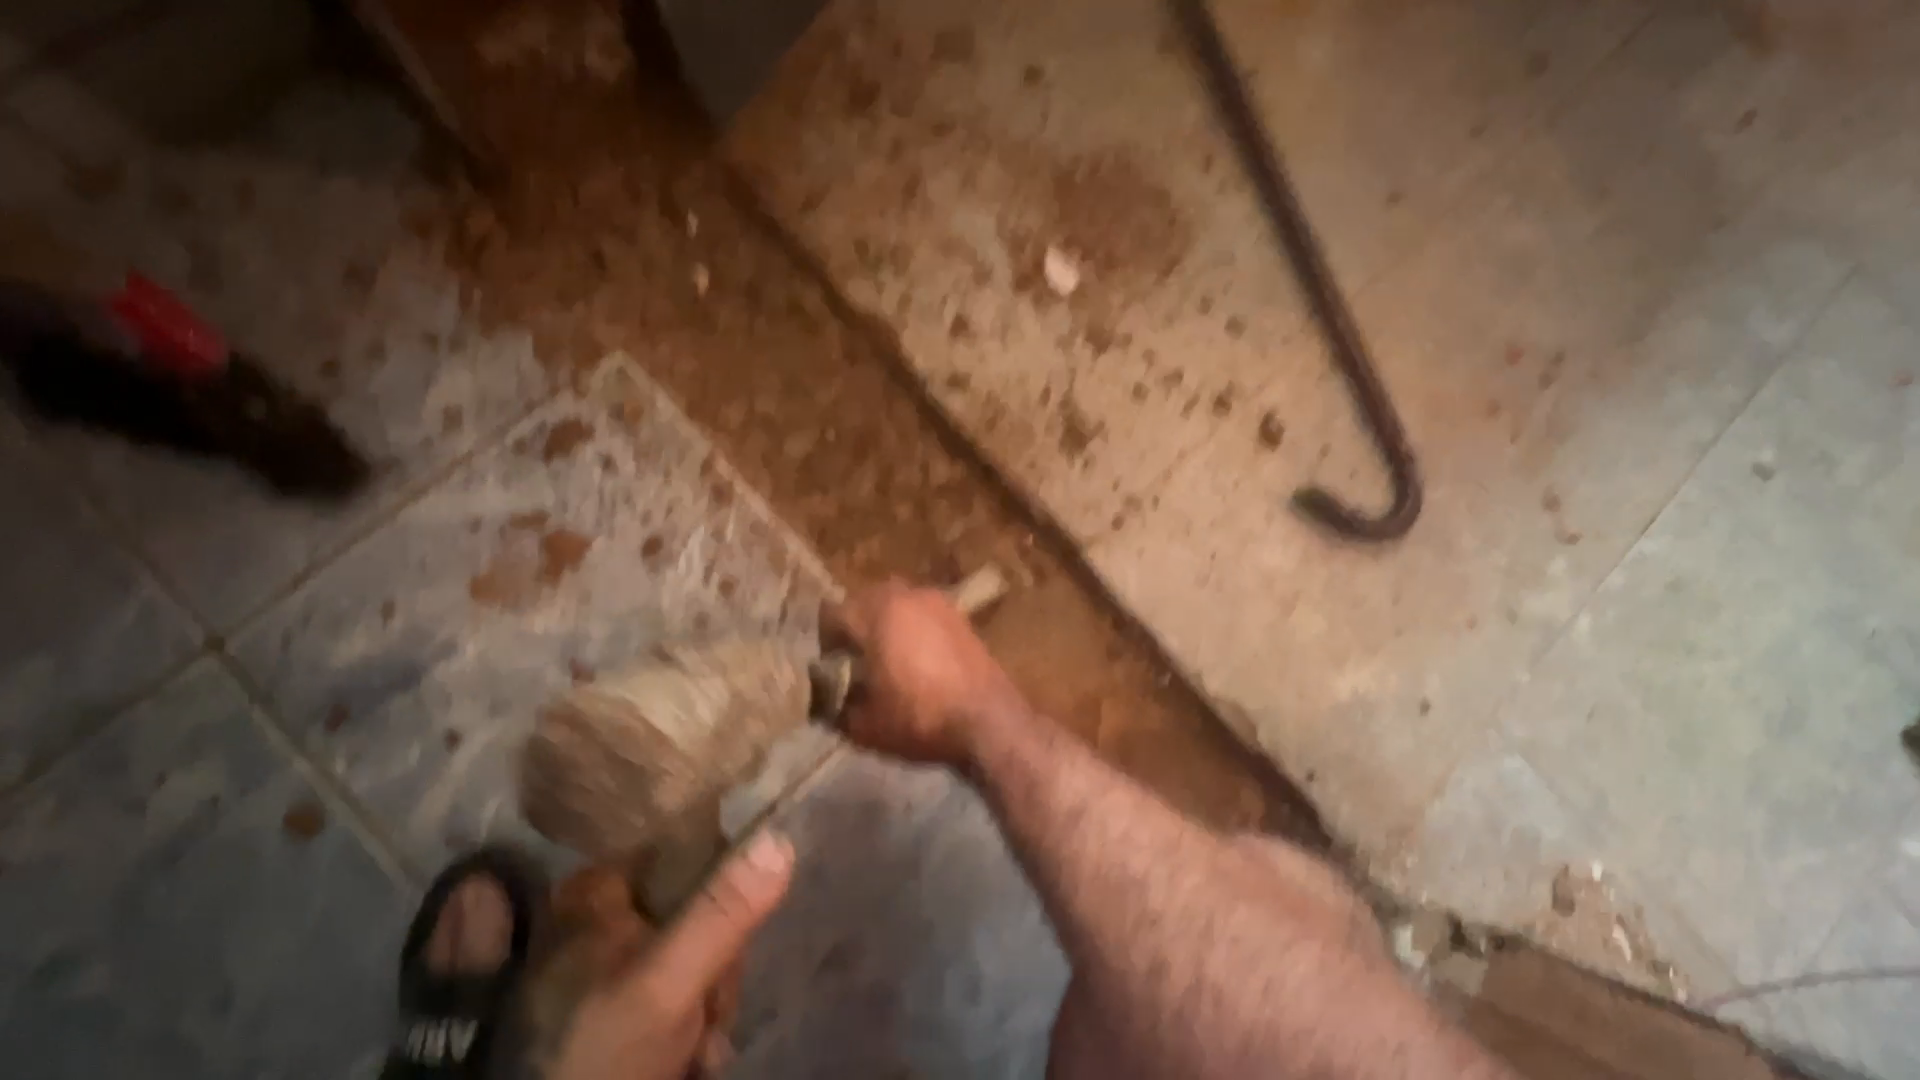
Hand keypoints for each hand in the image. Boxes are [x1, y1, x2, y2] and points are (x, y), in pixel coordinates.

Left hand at [546, 832, 793, 1079]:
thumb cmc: (604, 1055)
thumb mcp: (667, 982)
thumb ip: (719, 913)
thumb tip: (779, 836)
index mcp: (593, 891)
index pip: (682, 845)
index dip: (722, 877)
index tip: (739, 919)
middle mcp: (602, 915)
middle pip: (701, 902)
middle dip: (720, 956)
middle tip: (710, 998)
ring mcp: (616, 958)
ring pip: (704, 945)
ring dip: (717, 991)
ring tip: (701, 1033)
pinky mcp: (631, 995)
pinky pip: (692, 979)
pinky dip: (702, 1014)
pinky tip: (695, 1045)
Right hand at [822, 580, 1022, 766]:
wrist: (988, 721)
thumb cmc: (920, 719)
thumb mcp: (864, 725)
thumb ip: (836, 707)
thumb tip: (828, 699)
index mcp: (875, 613)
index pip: (832, 613)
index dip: (827, 642)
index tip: (833, 669)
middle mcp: (905, 596)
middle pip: (865, 600)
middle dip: (857, 626)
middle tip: (858, 661)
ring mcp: (937, 602)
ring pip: (897, 602)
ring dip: (887, 623)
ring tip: (889, 659)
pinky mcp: (960, 615)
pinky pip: (924, 612)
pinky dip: (915, 628)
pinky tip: (920, 660)